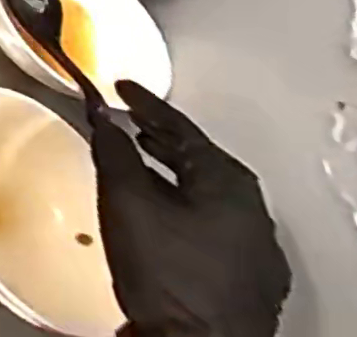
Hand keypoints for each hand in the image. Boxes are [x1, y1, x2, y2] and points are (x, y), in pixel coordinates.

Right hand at [93, 80, 289, 336]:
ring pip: (208, 190)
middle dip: (165, 136)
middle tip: (131, 115)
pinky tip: (154, 199)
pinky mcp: (240, 270)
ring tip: (137, 152)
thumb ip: (112, 150)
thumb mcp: (123, 195)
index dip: (151, 105)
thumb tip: (103, 117)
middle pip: (204, 161)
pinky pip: (210, 214)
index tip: (125, 87)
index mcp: (230, 191)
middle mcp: (252, 216)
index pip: (186, 133)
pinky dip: (180, 193)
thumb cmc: (160, 263)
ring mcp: (252, 248)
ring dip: (172, 166)